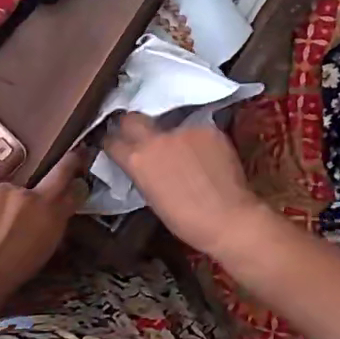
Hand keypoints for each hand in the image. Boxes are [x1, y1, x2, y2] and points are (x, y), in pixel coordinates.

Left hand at [0, 147, 87, 297]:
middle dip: (69, 162)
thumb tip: (51, 216)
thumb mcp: (43, 251)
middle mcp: (37, 197)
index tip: (79, 176)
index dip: (78, 183)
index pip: (75, 191)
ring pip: (15, 188)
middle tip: (73, 155)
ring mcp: (11, 189)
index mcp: (55, 217)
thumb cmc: (10, 272)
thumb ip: (50, 227)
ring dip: (9, 200)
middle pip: (59, 172)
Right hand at [101, 112, 270, 256]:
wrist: (227, 218)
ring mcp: (183, 130)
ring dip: (171, 136)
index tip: (116, 146)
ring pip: (169, 125)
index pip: (112, 141)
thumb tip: (144, 165)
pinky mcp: (208, 129)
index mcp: (136, 160)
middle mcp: (155, 138)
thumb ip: (143, 173)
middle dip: (132, 126)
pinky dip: (197, 141)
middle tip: (141, 138)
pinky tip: (206, 156)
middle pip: (132, 118)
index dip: (113, 144)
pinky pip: (195, 131)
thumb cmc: (184, 220)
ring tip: (184, 153)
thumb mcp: (151, 197)